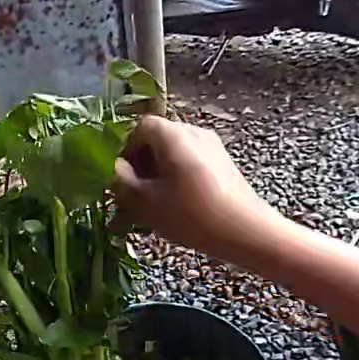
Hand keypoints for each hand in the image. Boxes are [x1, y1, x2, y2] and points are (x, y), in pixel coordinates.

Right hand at [113, 116, 284, 266]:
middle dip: (139, 169)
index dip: (122, 151)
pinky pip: (190, 168)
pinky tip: (174, 212)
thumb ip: (120, 181)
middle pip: (156, 142)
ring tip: (150, 211)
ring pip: (173, 158)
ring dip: (156, 180)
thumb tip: (111, 168)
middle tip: (129, 199)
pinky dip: (176, 184)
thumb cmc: (191, 214)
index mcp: (172, 133)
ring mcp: (212, 148)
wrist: (247, 232)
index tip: (118, 179)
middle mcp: (193, 132)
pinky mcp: (223, 166)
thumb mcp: (145, 201)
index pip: (138, 127)